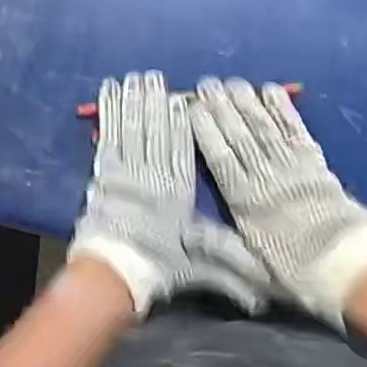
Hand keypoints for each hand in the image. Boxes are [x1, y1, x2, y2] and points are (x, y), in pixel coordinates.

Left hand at [69, 71, 273, 313]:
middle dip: (154, 100)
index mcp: (178, 190)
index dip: (181, 120)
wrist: (114, 269)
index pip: (182, 147)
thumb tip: (263, 291)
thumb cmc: (159, 266)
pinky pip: (108, 132)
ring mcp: (125, 168)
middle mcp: (152, 173)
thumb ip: (231, 268)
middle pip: (155, 128)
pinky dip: (108, 109)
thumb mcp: (199, 267)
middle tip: (154, 75)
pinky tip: (107, 91)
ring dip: (132, 99)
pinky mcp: (103, 168)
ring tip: (134, 77)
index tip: (182, 97)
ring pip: (132, 125)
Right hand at [192, 78, 366, 328]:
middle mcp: (267, 179)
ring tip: (232, 82)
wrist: (353, 277)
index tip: (191, 107)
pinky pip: (297, 134)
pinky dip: (284, 111)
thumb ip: (217, 245)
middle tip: (207, 83)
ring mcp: (294, 170)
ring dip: (248, 104)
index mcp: (247, 202)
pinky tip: (272, 93)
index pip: (220, 158)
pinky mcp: (318, 168)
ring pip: (265, 130)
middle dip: (222, 108)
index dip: (205, 131)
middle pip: (240, 136)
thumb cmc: (296, 273)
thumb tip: (182, 231)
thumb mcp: (251, 266)